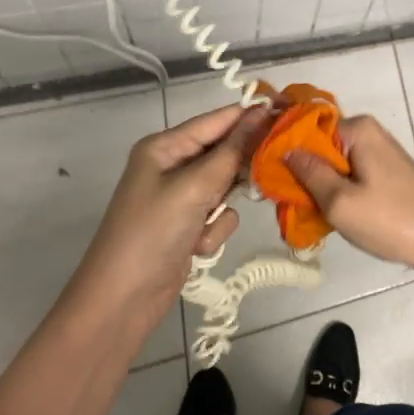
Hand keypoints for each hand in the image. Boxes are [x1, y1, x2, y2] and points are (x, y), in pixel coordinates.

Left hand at [69, 104, 270, 308]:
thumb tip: (262, 112)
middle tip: (270, 170)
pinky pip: (220, 214)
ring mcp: (180, 197)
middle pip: (225, 151)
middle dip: (241, 166)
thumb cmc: (152, 234)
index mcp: (164, 147)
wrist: (122, 303)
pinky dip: (214, 229)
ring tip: (208, 222)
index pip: (219, 120)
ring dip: (223, 205)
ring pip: (227, 184)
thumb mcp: (194, 187)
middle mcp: (172, 165)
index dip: (253, 116)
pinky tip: (196, 247)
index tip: (291, 115)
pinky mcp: (188, 224)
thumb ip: (232, 150)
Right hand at [285, 116, 413, 275]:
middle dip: (301, 173)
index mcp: (359, 129)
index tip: (266, 179)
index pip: (307, 129)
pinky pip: (349, 176)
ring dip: (317, 188)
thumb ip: (309, 173)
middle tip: (286, 206)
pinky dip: (336, 193)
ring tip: (304, 216)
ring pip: (333, 165)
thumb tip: (284, 149)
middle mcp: (369, 132)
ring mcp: (379, 153)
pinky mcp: (385, 173)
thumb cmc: (390, 220)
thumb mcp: (340, 201)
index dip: (284, 152)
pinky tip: (327, 217)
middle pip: (320, 146)